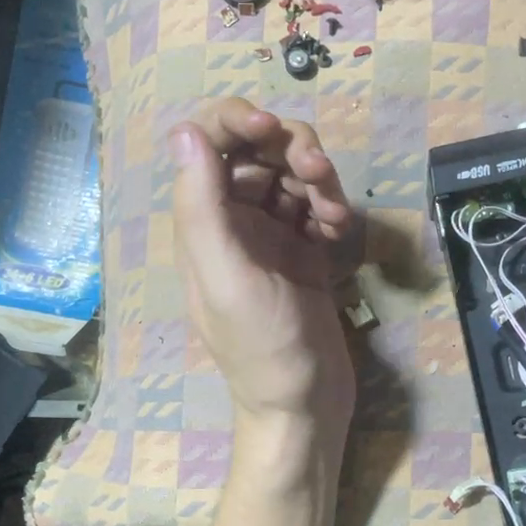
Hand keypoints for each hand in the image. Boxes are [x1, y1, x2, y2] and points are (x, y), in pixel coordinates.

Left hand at [169, 99, 356, 429]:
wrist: (304, 404)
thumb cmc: (262, 347)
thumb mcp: (227, 278)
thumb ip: (202, 207)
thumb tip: (185, 131)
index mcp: (203, 222)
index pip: (207, 142)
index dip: (237, 121)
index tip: (273, 129)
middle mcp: (233, 221)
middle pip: (258, 150)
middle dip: (291, 150)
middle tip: (319, 174)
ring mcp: (272, 236)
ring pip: (293, 174)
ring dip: (318, 180)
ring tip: (335, 215)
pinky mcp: (306, 252)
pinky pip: (317, 207)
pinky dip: (332, 209)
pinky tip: (339, 233)